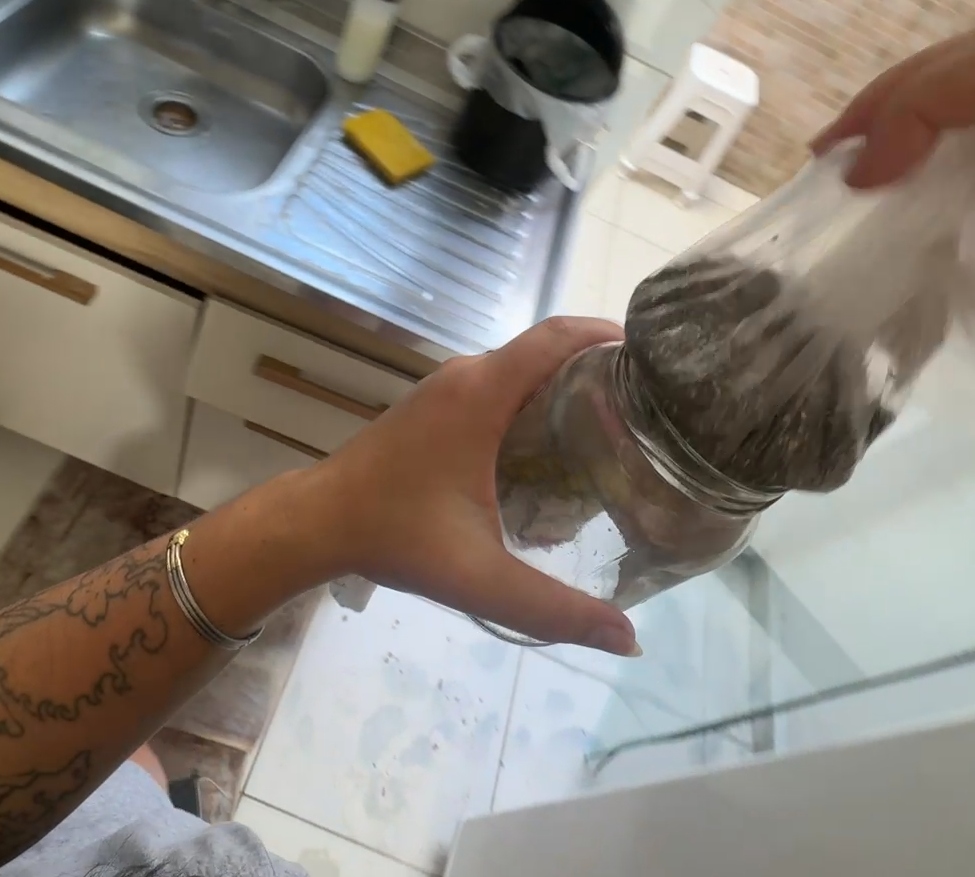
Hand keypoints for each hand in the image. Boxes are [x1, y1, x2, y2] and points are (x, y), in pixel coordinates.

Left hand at [303, 317, 640, 656]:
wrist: (320, 520)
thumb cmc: (396, 536)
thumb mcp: (479, 578)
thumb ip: (555, 610)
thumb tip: (629, 639)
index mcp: (481, 395)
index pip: (556, 338)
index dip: (606, 335)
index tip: (654, 359)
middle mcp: (466, 376)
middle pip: (546, 350)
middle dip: (599, 368)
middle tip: (648, 409)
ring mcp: (447, 385)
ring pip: (522, 368)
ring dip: (566, 385)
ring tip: (616, 427)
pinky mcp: (437, 401)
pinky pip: (499, 385)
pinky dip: (535, 399)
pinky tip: (557, 445)